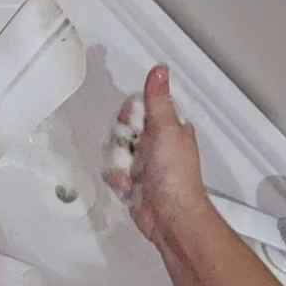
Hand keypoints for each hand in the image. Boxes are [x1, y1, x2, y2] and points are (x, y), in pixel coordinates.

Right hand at [105, 65, 216, 248]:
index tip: (130, 125)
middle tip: (130, 154)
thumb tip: (160, 68)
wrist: (170, 218)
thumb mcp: (166, 130)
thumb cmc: (173, 174)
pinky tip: (128, 189)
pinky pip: (112, 173)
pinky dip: (118, 182)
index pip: (137, 109)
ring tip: (130, 176)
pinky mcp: (132, 182)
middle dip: (120, 144)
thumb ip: (157, 100)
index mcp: (168, 127)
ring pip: (113, 152)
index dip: (128, 116)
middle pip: (121, 130)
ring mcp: (143, 164)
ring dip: (118, 166)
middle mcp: (155, 143)